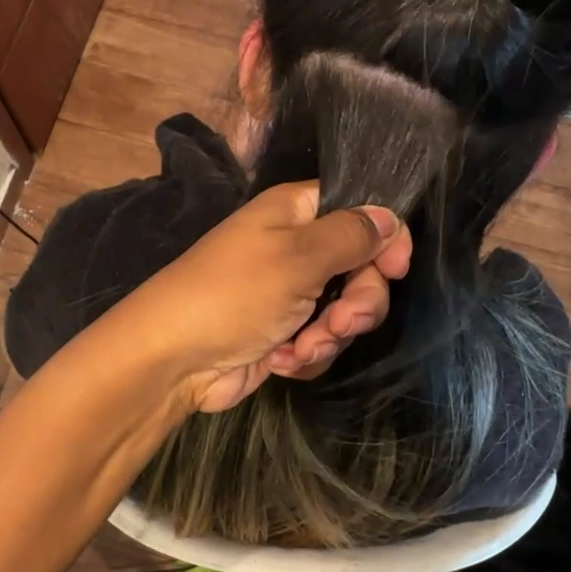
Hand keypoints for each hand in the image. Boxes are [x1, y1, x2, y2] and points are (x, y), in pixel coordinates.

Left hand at [105, 181, 411, 413]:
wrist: (174, 358)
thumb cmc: (234, 292)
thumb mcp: (299, 255)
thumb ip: (351, 234)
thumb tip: (389, 217)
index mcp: (297, 212)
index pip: (361, 210)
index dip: (385, 237)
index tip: (396, 268)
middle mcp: (297, 247)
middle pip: (362, 267)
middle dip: (358, 301)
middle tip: (340, 321)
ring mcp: (291, 293)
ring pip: (345, 310)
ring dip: (330, 334)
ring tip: (299, 347)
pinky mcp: (284, 333)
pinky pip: (322, 340)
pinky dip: (308, 354)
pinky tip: (282, 361)